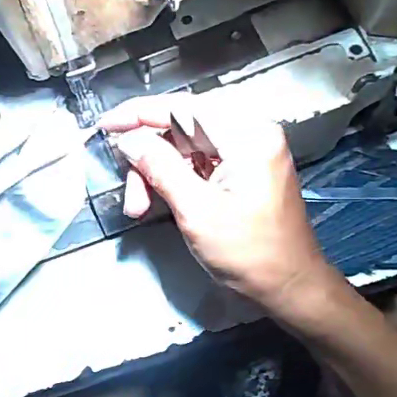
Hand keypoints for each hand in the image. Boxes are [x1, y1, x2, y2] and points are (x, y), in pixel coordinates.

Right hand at [100, 95, 340, 319]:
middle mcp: (248, 135)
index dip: (140, 115)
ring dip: (156, 176)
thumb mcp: (197, 210)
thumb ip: (159, 168)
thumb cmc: (252, 253)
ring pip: (182, 149)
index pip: (183, 109)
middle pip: (180, 130)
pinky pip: (195, 164)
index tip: (108, 124)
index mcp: (247, 136)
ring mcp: (244, 153)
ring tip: (140, 208)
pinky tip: (156, 203)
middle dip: (148, 161)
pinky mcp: (239, 171)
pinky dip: (172, 182)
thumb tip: (129, 140)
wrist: (288, 287)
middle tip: (132, 195)